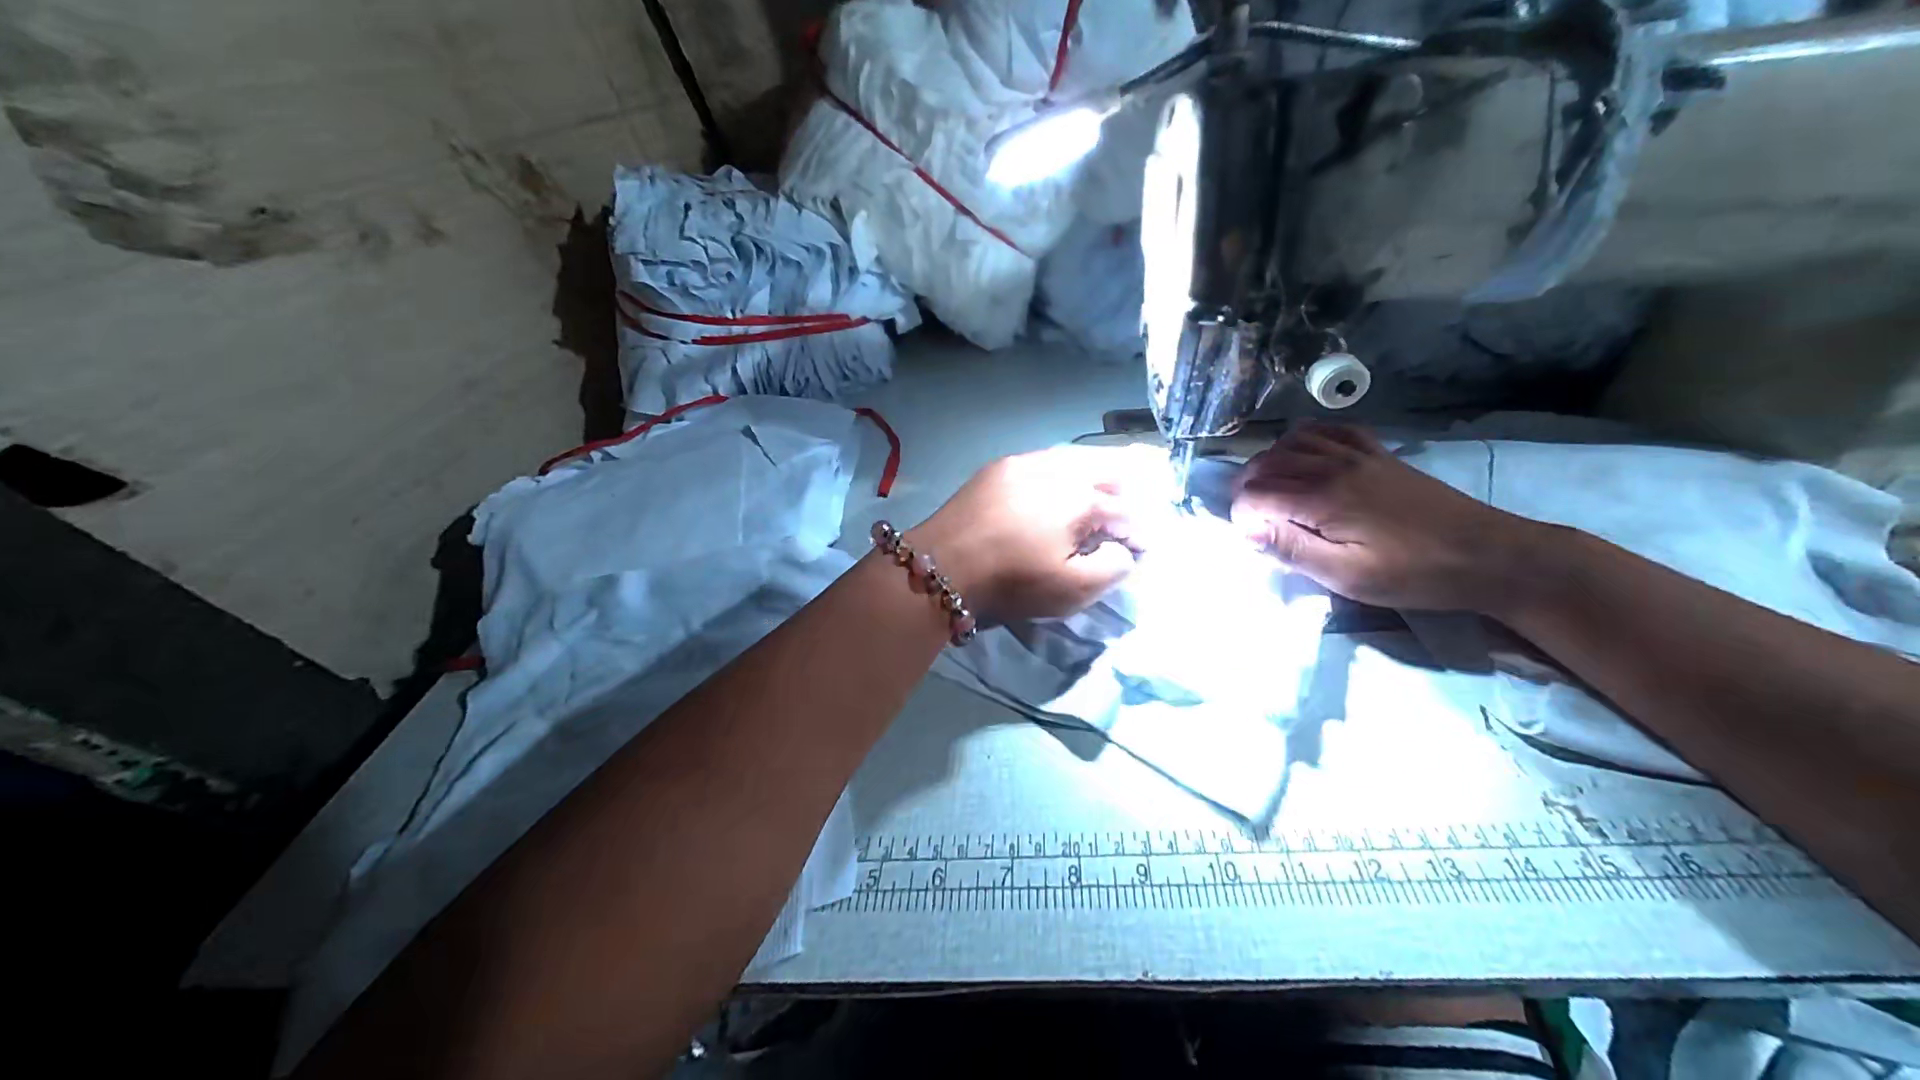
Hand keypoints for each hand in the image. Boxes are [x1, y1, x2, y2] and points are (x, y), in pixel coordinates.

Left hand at [909, 445, 1168, 623]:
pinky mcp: (1000, 466)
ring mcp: (1027, 462)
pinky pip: (1046, 459)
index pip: (1126, 513)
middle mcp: (1060, 470)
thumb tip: (1124, 550)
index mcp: (1082, 500)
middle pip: (1109, 470)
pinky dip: (1065, 470)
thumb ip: (1112, 568)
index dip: (1139, 534)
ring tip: (1101, 496)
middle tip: (1128, 514)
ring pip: (1077, 459)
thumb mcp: (1071, 590)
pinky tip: (1062, 484)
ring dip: (1097, 476)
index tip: (1142, 550)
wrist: (941, 567)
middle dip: (1127, 492)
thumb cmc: (1010, 583)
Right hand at [1230, 424, 1540, 611]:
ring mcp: (1357, 453)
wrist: (1487, 554)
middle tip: (1259, 523)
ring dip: (1271, 465)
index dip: (1242, 517)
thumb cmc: (1412, 573)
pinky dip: (1305, 440)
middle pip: (1265, 463)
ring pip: (1290, 442)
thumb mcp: (1346, 576)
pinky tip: (1305, 458)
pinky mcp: (1377, 453)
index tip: (1256, 541)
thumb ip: (1291, 549)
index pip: (1254, 493)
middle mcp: (1333, 465)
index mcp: (1322, 497)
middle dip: (1248, 490)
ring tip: (1274, 494)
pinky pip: (1329, 430)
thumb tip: (1248, 529)